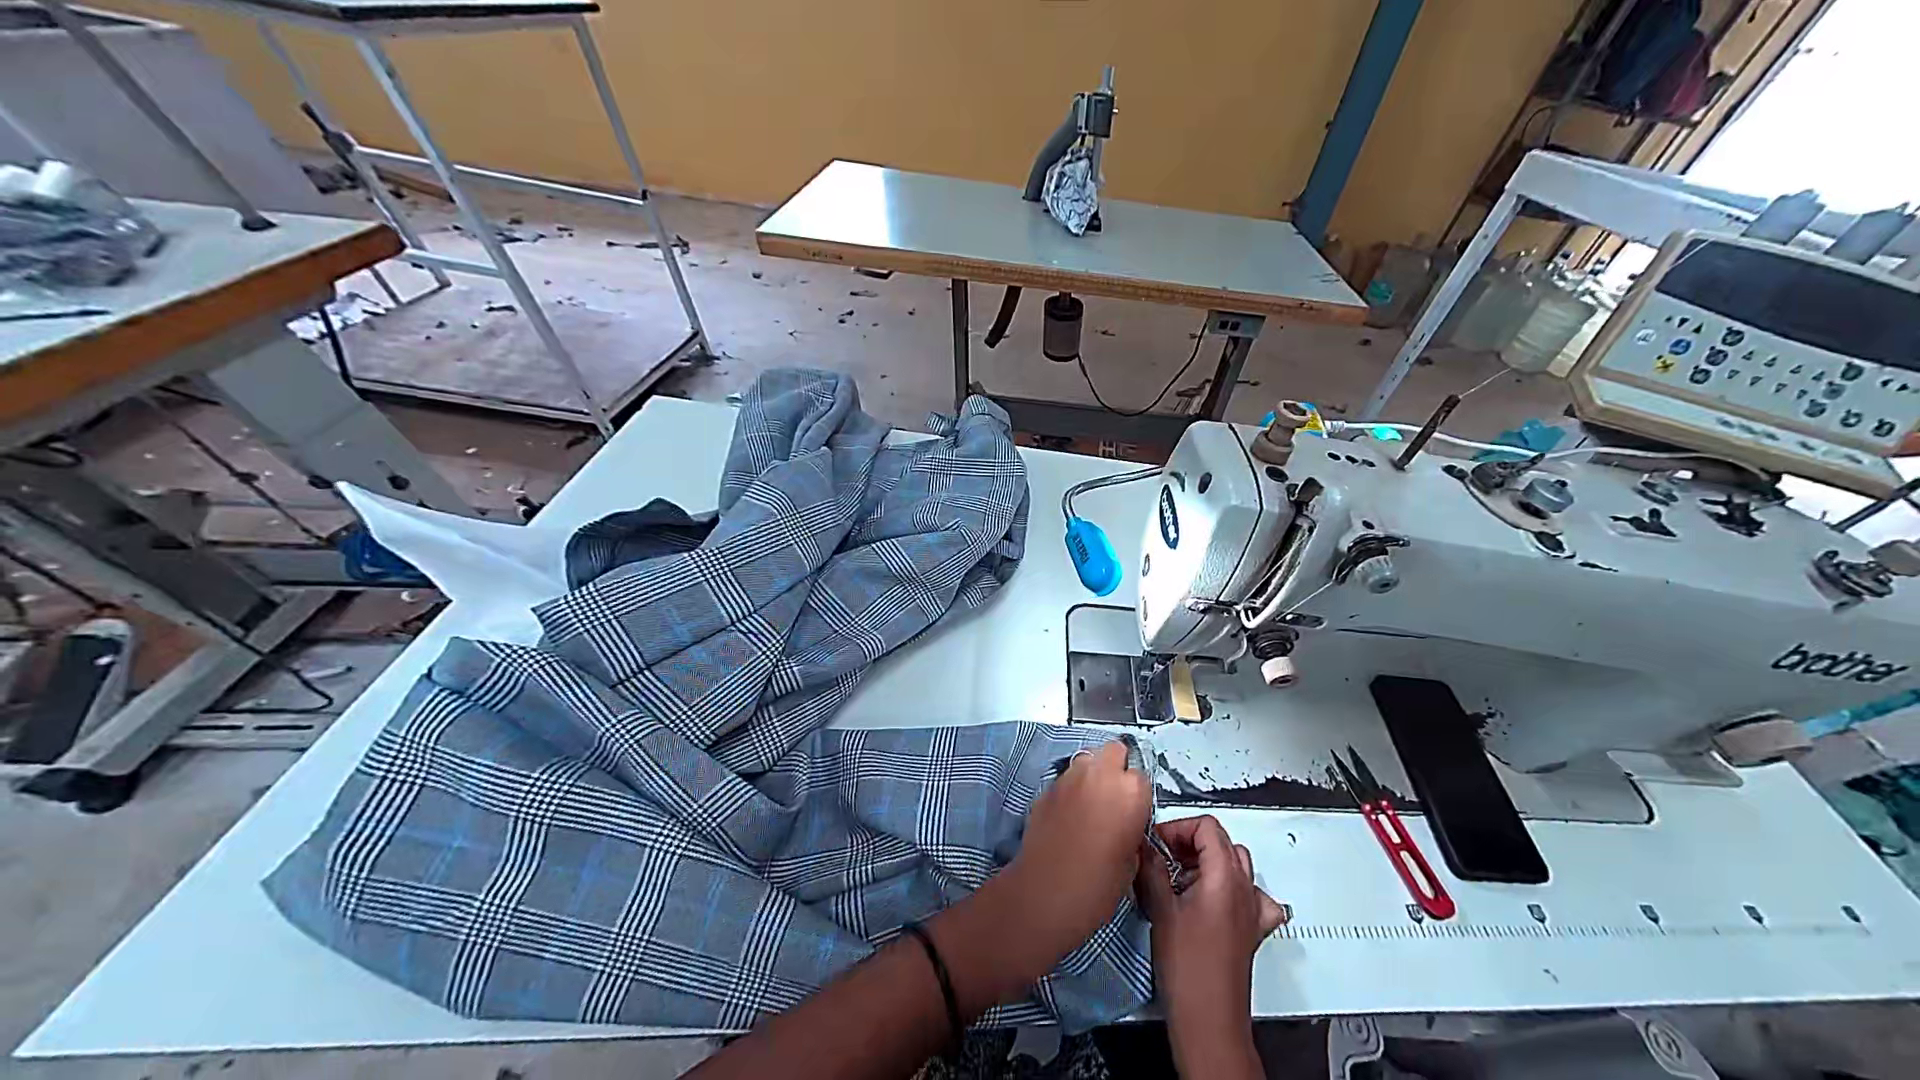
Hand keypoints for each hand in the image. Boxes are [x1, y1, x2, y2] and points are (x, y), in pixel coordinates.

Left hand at [927, 740, 1150, 1006]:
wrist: (1045, 892)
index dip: (1137, 793)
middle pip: (1114, 751)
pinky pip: (1066, 778)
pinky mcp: (1046, 787)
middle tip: (1114, 797)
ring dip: (1092, 774)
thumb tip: (1125, 820)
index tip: (1134, 811)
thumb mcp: (1132, 860)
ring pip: (1087, 760)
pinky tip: (1069, 816)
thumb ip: (1132, 827)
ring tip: (1091, 804)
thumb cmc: (1097, 885)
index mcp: (1130, 791)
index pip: (1142, 775)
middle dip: (1116, 768)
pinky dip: (1071, 789)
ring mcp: (1069, 777)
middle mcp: (1100, 774)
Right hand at [1134, 815, 1285, 1075]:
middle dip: (1188, 841)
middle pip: (1221, 840)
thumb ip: (1150, 869)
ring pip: (1234, 863)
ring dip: (1206, 861)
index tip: (1156, 843)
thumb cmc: (1190, 973)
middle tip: (1161, 856)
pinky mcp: (1249, 929)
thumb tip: (1142, 845)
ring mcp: (1251, 910)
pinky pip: (1250, 894)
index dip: (1177, 828)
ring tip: (1179, 875)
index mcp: (1225, 878)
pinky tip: (1211, 897)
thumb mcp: (1160, 909)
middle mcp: (1245, 890)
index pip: (1206, 826)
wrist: (1208, 1018)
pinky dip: (1231, 887)